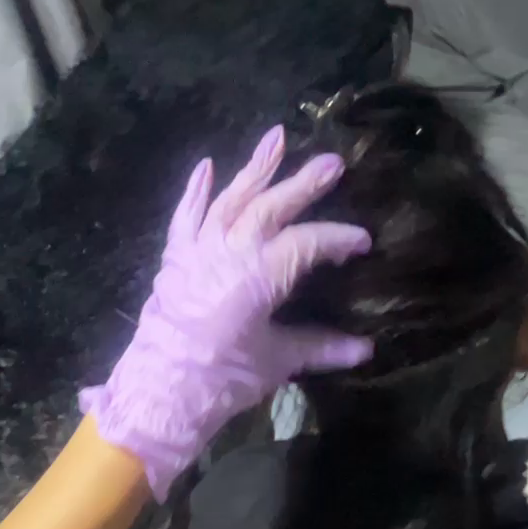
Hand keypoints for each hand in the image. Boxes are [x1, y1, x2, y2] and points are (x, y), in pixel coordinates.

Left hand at [81, 126, 372, 498]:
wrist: (161, 391)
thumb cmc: (223, 378)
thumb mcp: (276, 362)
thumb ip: (320, 348)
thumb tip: (366, 350)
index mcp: (260, 275)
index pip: (308, 243)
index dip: (337, 239)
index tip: (362, 241)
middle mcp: (228, 250)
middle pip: (271, 208)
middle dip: (303, 184)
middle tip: (332, 163)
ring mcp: (198, 250)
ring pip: (229, 200)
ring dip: (254, 169)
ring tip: (276, 137)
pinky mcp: (174, 258)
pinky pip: (185, 217)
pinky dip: (195, 191)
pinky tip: (206, 166)